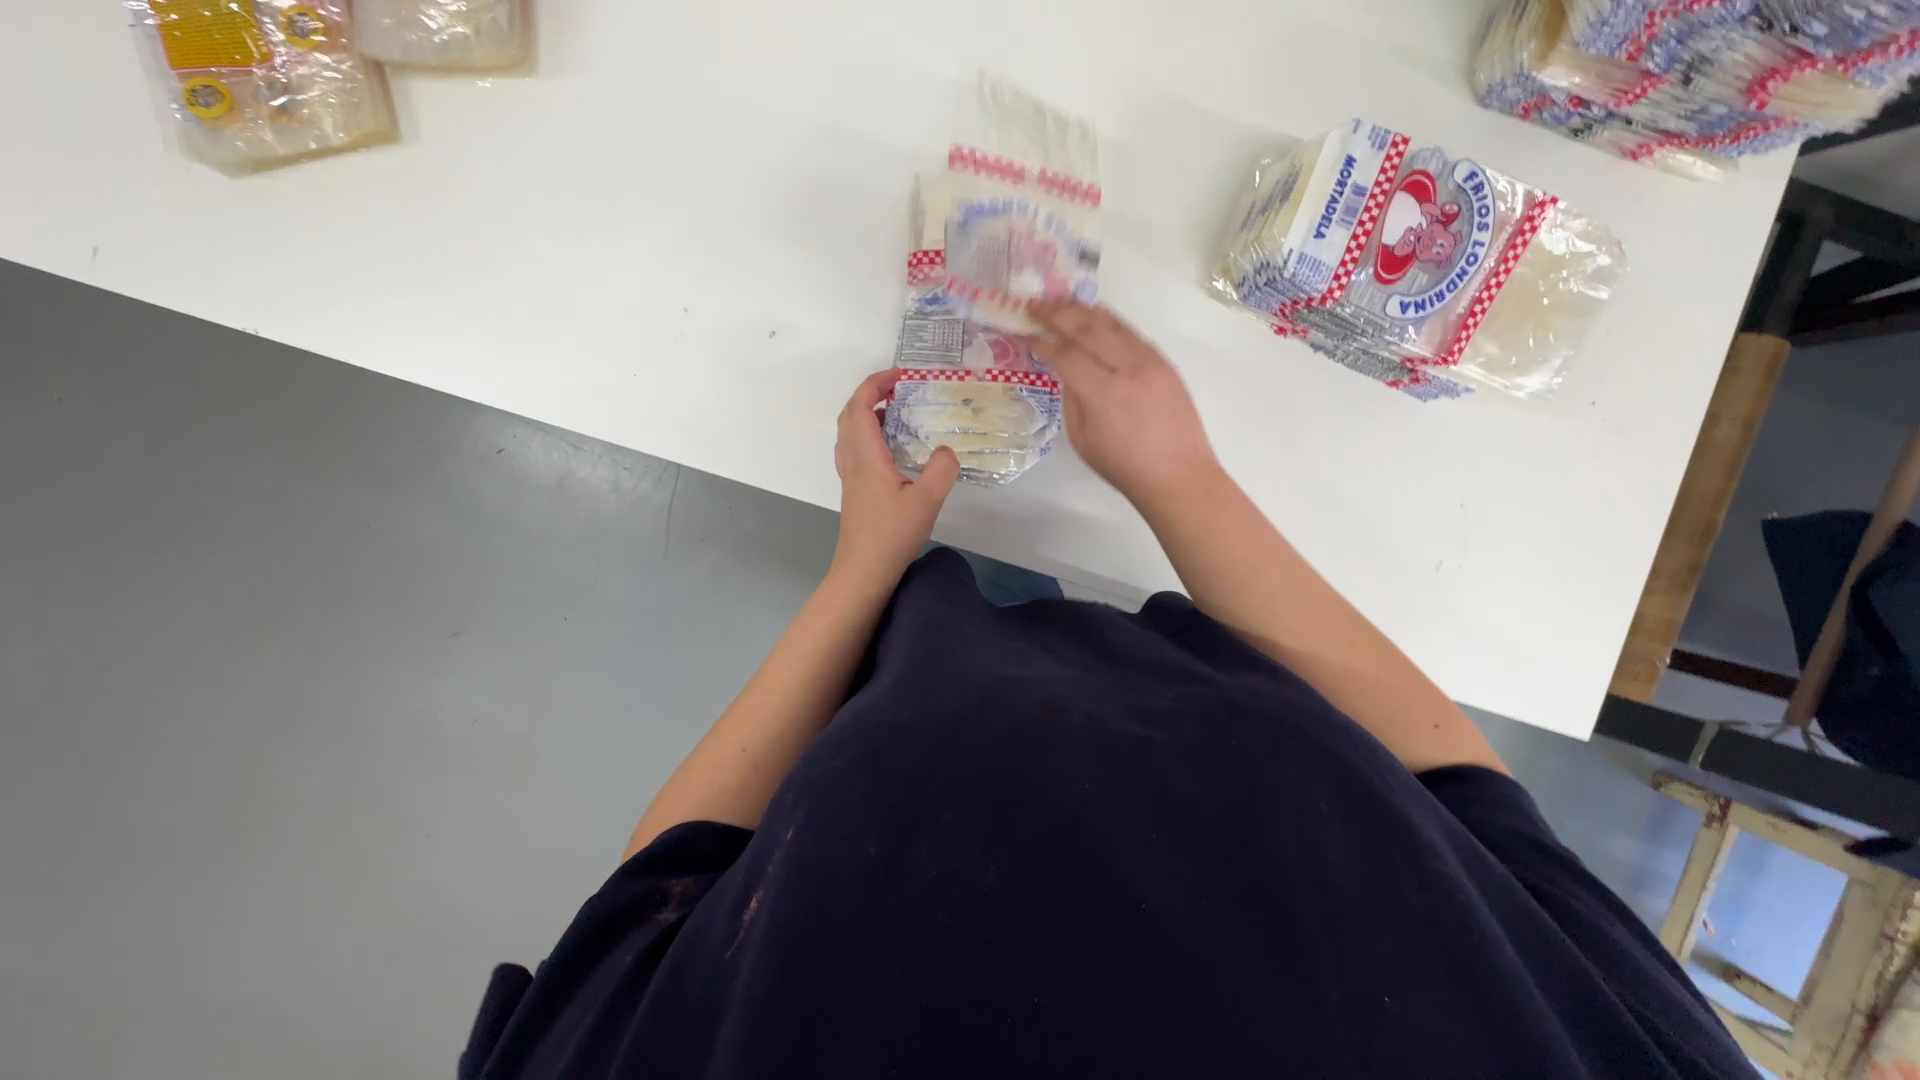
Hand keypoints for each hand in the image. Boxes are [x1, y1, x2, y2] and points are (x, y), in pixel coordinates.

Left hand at [830, 369, 960, 589]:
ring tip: (897, 411)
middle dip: (871, 394)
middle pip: (850, 415)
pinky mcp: (855, 491)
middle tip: (900, 389)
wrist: (864, 571)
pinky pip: (855, 449)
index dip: (876, 384)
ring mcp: (850, 477)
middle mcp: (852, 461)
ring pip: (850, 433)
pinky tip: (892, 447)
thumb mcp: (926, 501)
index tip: (902, 375)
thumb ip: (941, 469)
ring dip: (868, 413)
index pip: (860, 406)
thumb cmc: (891, 535)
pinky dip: (869, 434)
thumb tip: (948, 449)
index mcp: (866, 456)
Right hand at [1023, 301, 1220, 507]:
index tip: (1025, 334)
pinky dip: (1110, 320)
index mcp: (1103, 394)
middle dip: (1058, 314)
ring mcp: (1150, 363)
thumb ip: (1072, 399)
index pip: (1065, 355)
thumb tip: (1065, 370)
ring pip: (1112, 324)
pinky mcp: (1165, 363)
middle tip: (1035, 304)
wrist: (1178, 475)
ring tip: (1060, 300)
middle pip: (1087, 329)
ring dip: (1083, 309)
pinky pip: (1132, 333)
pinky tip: (1095, 315)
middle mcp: (1128, 370)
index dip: (1042, 342)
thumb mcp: (1082, 440)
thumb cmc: (1124, 467)